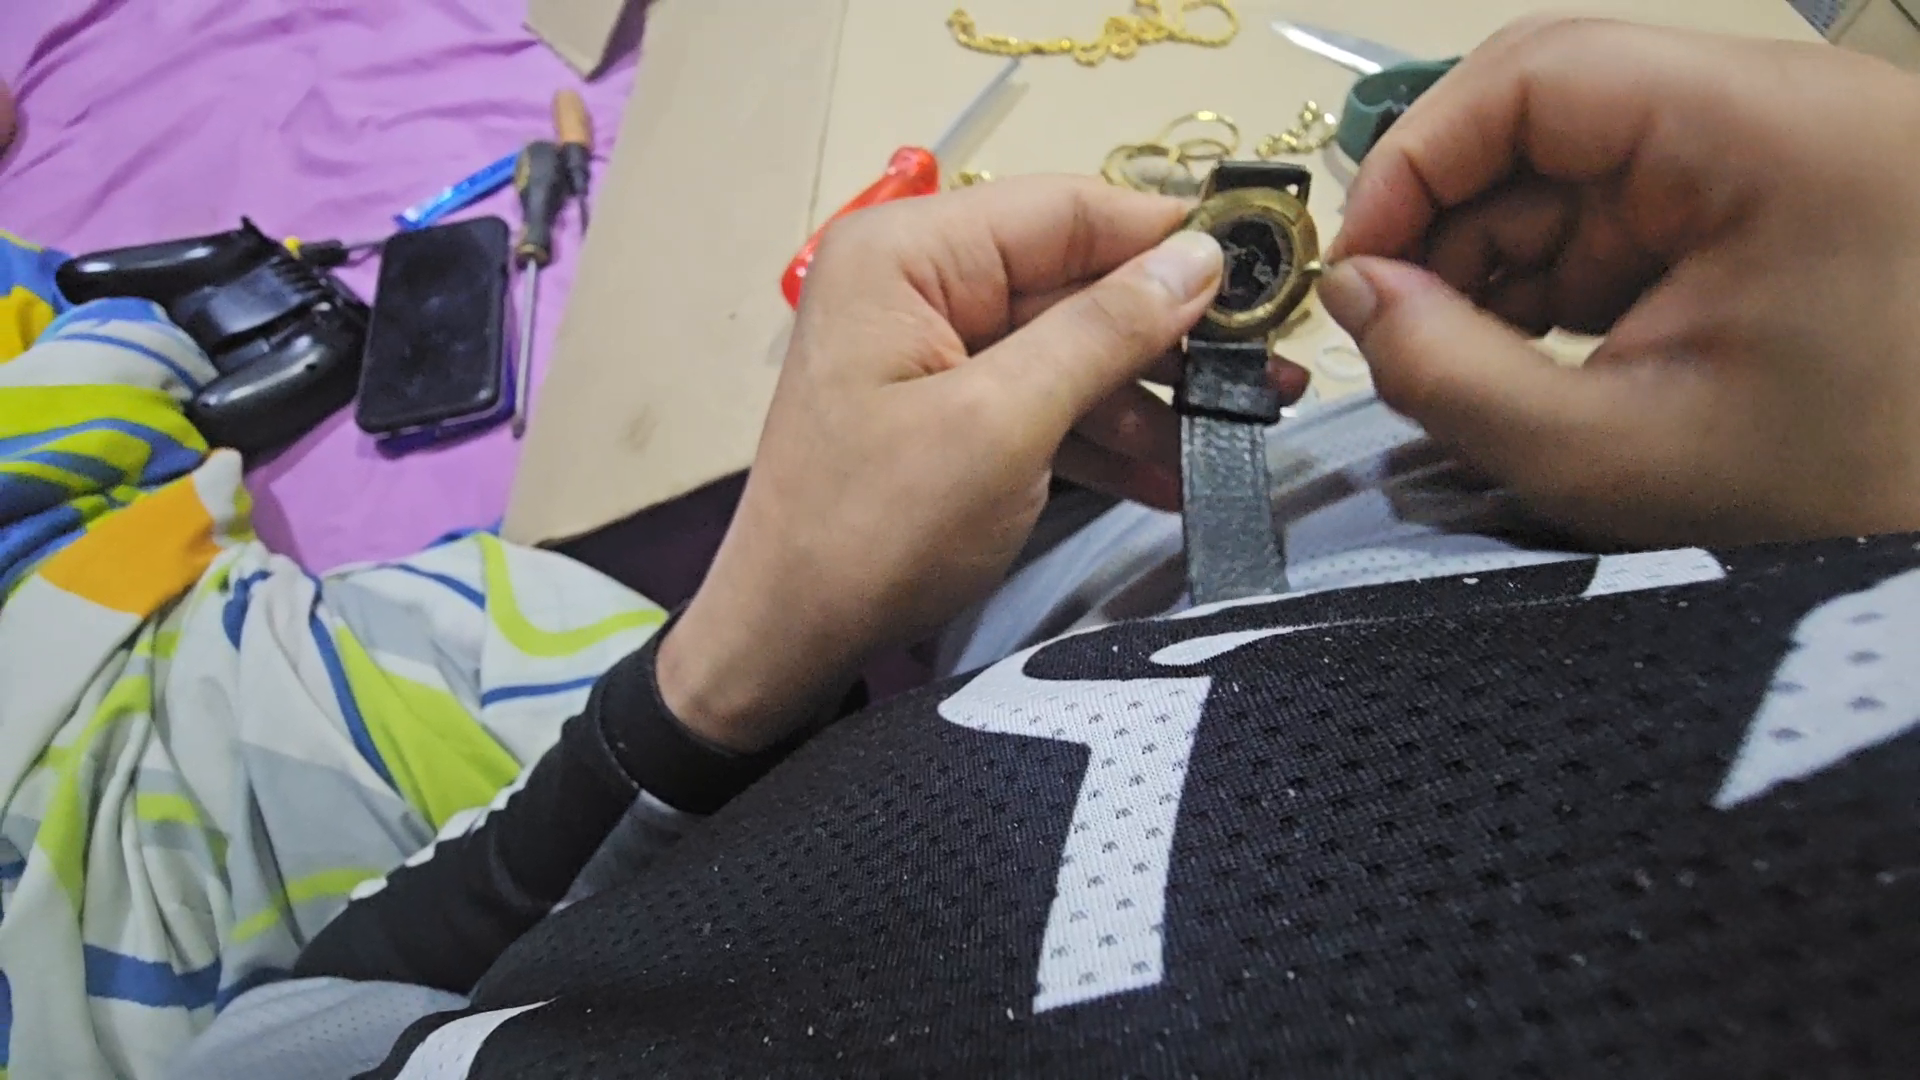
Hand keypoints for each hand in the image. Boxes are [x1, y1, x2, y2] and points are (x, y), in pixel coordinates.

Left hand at [658, 177, 1303, 751]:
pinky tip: (1173, 479)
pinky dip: (1102, 445)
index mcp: (909, 258)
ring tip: (1241, 434)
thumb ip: (1102, 333)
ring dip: (1148, 406)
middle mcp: (921, 290)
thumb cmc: (878, 529)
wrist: (794, 636)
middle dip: (1169, 339)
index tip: (1263, 264)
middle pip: (1072, 290)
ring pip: (1067, 358)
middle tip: (1271, 370)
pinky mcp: (953, 418)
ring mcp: (938, 359)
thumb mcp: (1000, 425)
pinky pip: (1042, 410)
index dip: (1165, 236)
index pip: (1061, 213)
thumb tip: (1200, 260)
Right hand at [1319, 18, 1919, 546]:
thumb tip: (1349, 290)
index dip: (1412, 159)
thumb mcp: (1587, 449)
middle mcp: (1768, 118)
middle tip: (1389, 318)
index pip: (1537, 76)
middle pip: (1528, 119)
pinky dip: (1511, 285)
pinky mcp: (1719, 208)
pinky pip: (1568, 220)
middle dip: (1431, 222)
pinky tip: (1518, 349)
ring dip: (1467, 267)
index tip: (1354, 260)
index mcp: (1773, 139)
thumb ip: (1440, 371)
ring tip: (1469, 358)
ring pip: (1534, 178)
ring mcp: (1744, 162)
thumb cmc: (1802, 494)